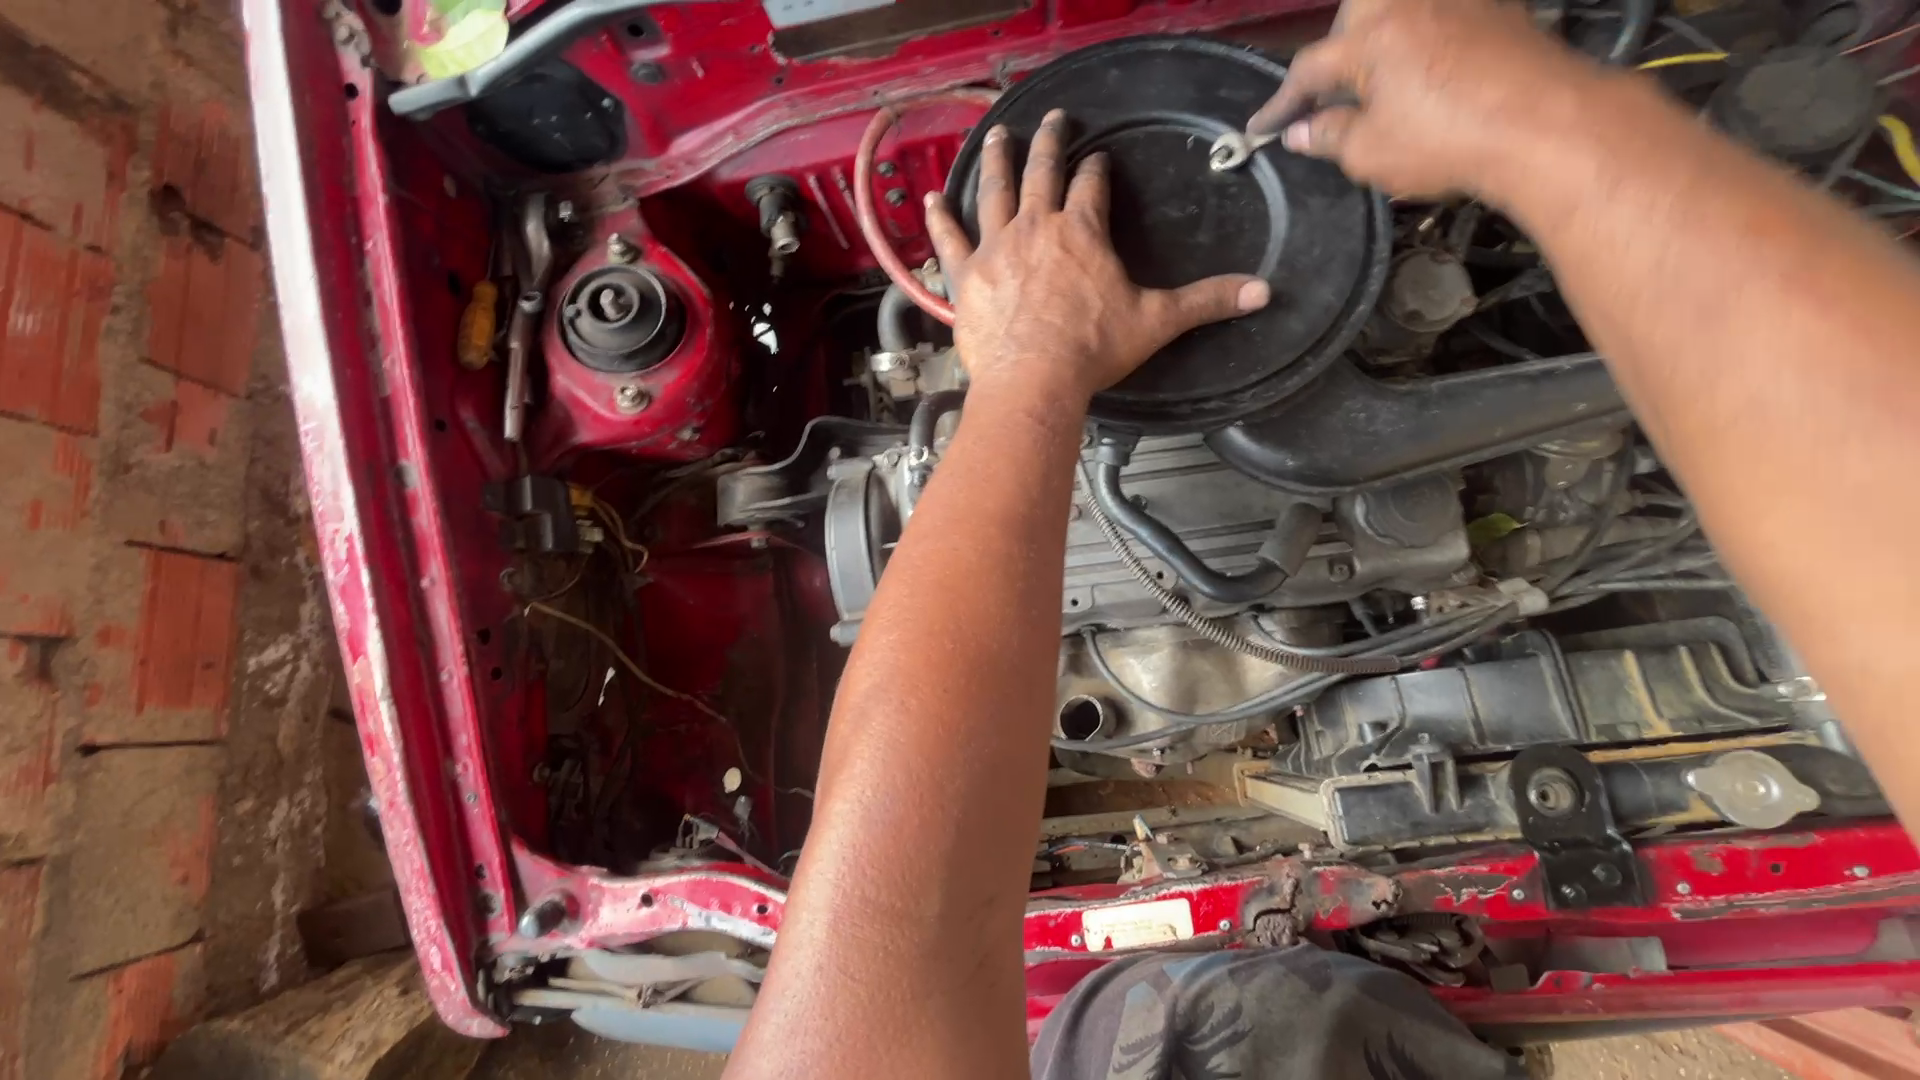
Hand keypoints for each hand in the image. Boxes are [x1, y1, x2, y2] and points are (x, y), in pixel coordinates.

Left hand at [924, 109, 1269, 403]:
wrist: (1034, 380)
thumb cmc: (1091, 351)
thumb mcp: (1157, 322)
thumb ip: (1206, 302)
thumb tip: (1261, 292)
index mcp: (1082, 231)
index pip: (1092, 185)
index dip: (1096, 170)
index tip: (1098, 161)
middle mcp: (1036, 227)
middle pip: (1042, 171)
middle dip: (1049, 142)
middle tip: (1052, 120)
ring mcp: (997, 247)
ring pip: (995, 191)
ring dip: (998, 160)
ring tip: (999, 138)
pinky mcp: (967, 276)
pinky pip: (950, 238)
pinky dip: (941, 218)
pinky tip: (933, 198)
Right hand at [1247, 0, 1608, 198]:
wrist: (1543, 123)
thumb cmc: (1447, 140)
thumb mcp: (1369, 153)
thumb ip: (1329, 137)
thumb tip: (1301, 132)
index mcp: (1371, 37)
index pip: (1308, 70)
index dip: (1280, 104)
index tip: (1261, 128)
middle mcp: (1410, 4)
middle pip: (1353, 17)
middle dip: (1334, 50)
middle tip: (1328, 94)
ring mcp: (1456, 1)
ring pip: (1397, 9)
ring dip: (1378, 38)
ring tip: (1375, 79)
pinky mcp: (1494, 9)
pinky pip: (1439, 15)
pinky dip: (1420, 37)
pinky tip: (1422, 71)